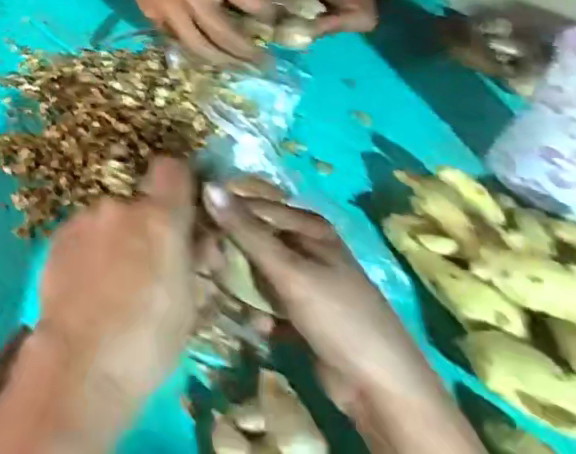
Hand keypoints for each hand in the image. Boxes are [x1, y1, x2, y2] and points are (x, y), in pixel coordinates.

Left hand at [35, 159, 199, 414]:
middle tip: (151, 265)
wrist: (81, 362)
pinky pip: (84, 234)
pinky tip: (90, 286)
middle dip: (148, 226)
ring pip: (109, 219)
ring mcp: (84, 218)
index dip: (179, 185)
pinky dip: (91, 250)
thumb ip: (195, 261)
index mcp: (160, 218)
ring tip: (115, 283)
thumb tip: (199, 243)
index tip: (184, 211)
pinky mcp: (58, 236)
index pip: (173, 169)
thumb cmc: (148, 341)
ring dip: (116, 239)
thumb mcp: (192, 304)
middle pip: (140, 202)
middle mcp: (120, 206)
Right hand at [118, 0, 272, 63]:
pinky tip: (205, 56)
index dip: (265, 14)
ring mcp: (173, 12)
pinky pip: (178, 41)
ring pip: (200, 47)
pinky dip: (193, 50)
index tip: (272, 22)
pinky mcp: (156, 20)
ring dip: (221, 61)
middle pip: (225, 35)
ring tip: (236, 68)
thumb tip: (246, 3)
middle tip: (262, 62)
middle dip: (247, 52)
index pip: (249, 1)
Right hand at [201, 177, 444, 409]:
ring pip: (254, 271)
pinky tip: (257, 325)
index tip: (193, 232)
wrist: (383, 391)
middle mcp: (305, 244)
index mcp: (307, 224)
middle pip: (250, 238)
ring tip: (232, 302)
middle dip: (229, 256)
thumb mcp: (288, 270)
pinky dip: (257, 310)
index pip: (250, 206)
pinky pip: (265, 300)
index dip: (221, 215)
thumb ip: (245, 230)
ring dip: (241, 287)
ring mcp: (304, 279)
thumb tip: (207, 185)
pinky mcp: (301, 311)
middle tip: (209, 271)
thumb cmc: (338, 317)